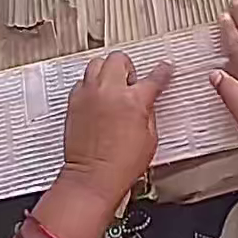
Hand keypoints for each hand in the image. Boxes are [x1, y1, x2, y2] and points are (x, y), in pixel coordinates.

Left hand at [60, 52, 172, 200]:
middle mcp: (110, 91)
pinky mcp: (74, 101)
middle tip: (130, 82)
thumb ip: (149, 112)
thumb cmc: (120, 165)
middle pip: (119, 58)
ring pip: (97, 63)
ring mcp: (90, 94)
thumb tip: (147, 102)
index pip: (154, 77)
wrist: (92, 178)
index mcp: (134, 100)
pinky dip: (91, 85)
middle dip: (128, 67)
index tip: (164, 68)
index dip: (162, 71)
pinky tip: (97, 98)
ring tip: (111, 86)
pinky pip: (82, 81)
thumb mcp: (150, 139)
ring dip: (107, 71)